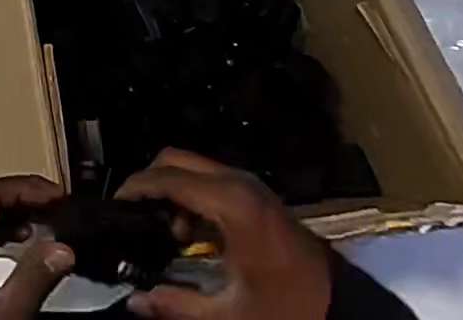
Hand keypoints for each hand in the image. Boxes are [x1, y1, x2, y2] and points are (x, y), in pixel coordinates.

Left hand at [0, 175, 76, 319]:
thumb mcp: (5, 314)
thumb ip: (35, 278)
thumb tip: (61, 250)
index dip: (26, 188)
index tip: (54, 194)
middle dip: (23, 198)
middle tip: (55, 203)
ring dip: (14, 213)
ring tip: (46, 218)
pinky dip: (1, 229)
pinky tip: (23, 238)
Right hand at [117, 149, 330, 319]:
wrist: (347, 310)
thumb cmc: (290, 308)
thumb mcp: (233, 315)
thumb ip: (179, 306)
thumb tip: (136, 303)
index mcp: (229, 201)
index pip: (168, 177)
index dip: (136, 187)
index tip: (115, 203)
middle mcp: (236, 181)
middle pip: (176, 159)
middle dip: (149, 181)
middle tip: (132, 212)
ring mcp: (247, 184)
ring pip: (192, 166)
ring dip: (170, 188)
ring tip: (162, 230)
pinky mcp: (254, 193)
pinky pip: (209, 179)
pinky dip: (190, 195)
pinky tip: (188, 232)